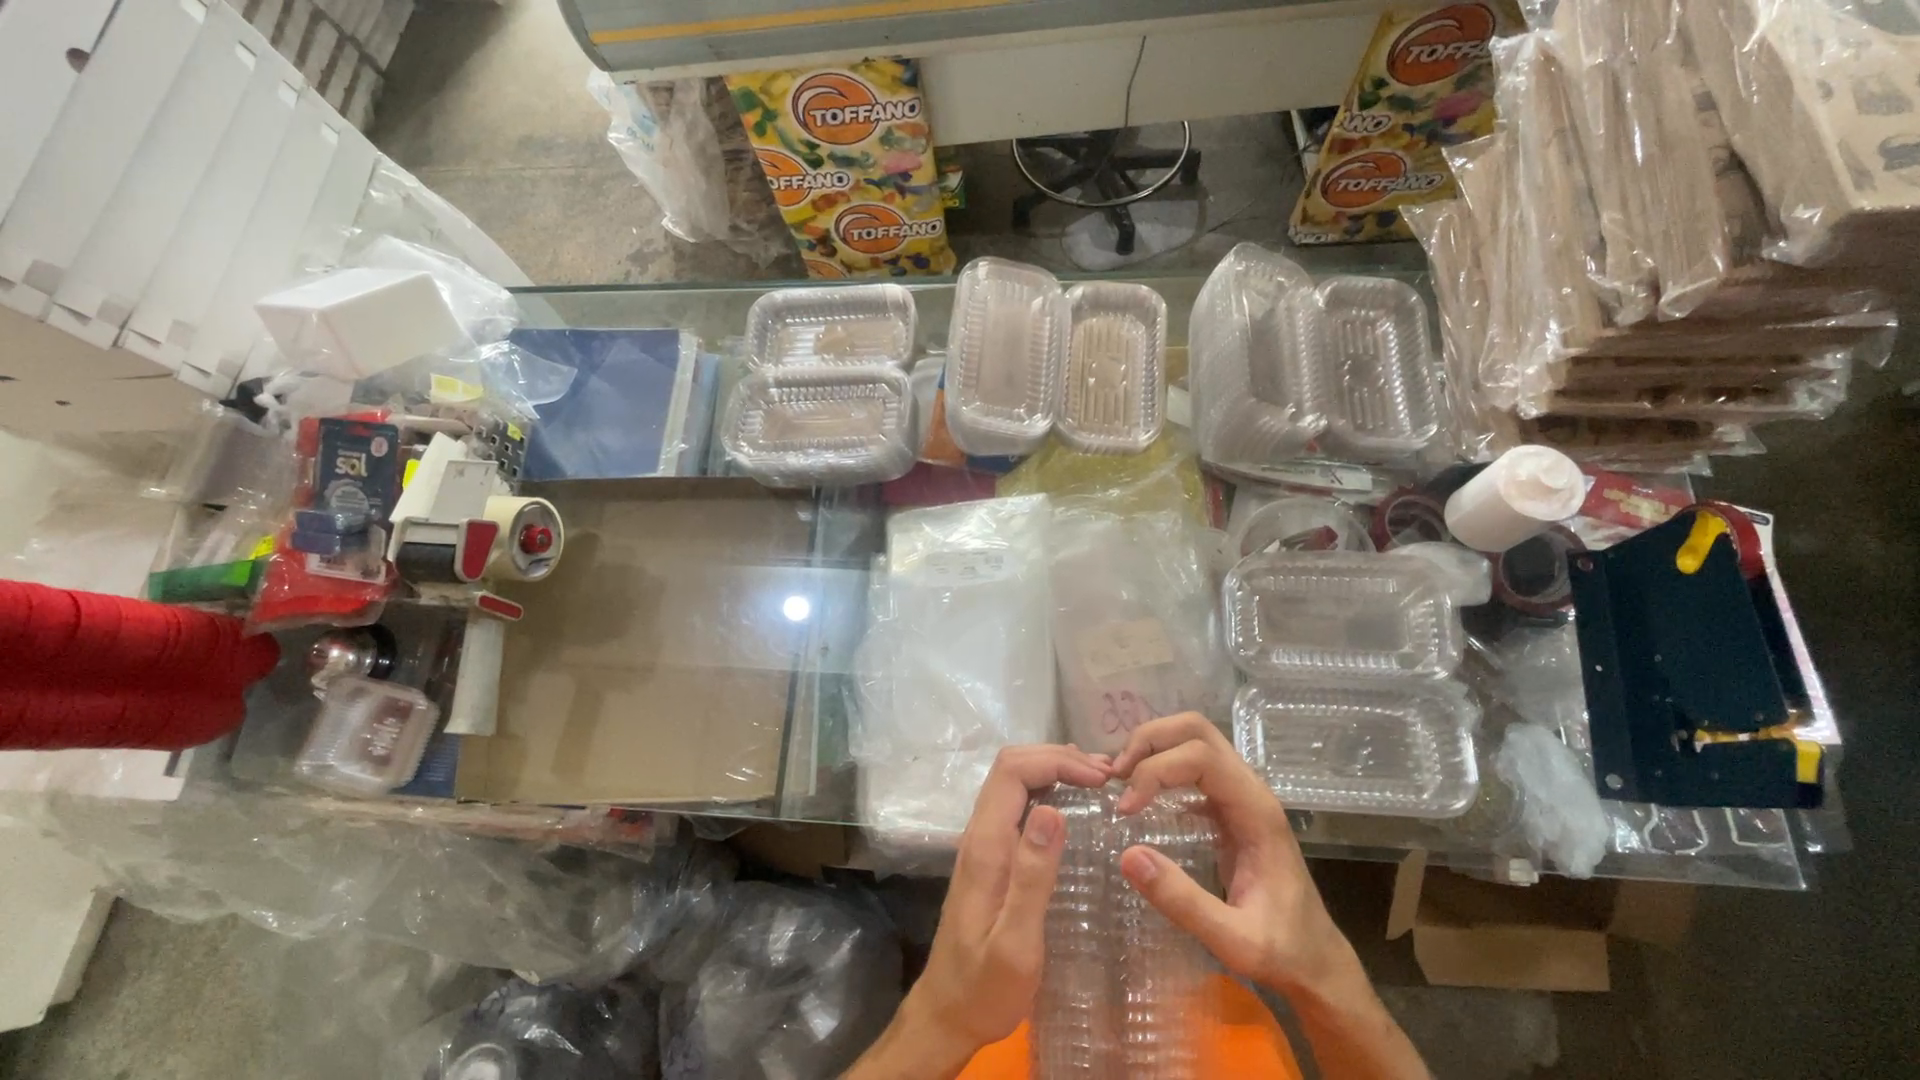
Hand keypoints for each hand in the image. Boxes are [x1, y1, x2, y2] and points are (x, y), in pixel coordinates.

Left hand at [874, 745, 1110, 1075]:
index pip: (1012, 771)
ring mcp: (983, 844)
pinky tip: (1075, 807)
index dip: (1056, 762)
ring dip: (1054, 769)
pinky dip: (1048, 790)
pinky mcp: (992, 856)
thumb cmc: (985, 987)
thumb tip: (1051, 810)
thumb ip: (1031, 876)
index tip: (1099, 781)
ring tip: (1100, 784)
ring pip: (1014, 782)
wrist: (948, 1013)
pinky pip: (1018, 804)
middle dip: (1059, 758)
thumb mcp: (1016, 942)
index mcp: (984, 846)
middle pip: (1011, 766)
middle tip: (1107, 777)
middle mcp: (979, 834)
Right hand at [1110, 713, 1361, 994]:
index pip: (1201, 757)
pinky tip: (1137, 795)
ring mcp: (1240, 796)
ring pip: (1194, 740)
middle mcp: (1250, 791)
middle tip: (1115, 777)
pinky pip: (1191, 765)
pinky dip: (1159, 766)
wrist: (1316, 962)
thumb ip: (1184, 902)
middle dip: (1150, 741)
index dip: (1156, 770)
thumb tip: (1127, 855)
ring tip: (1119, 781)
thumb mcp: (1234, 941)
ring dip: (1152, 748)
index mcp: (1257, 812)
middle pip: (1197, 731)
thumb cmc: (1282, 952)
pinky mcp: (1228, 807)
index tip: (1125, 809)